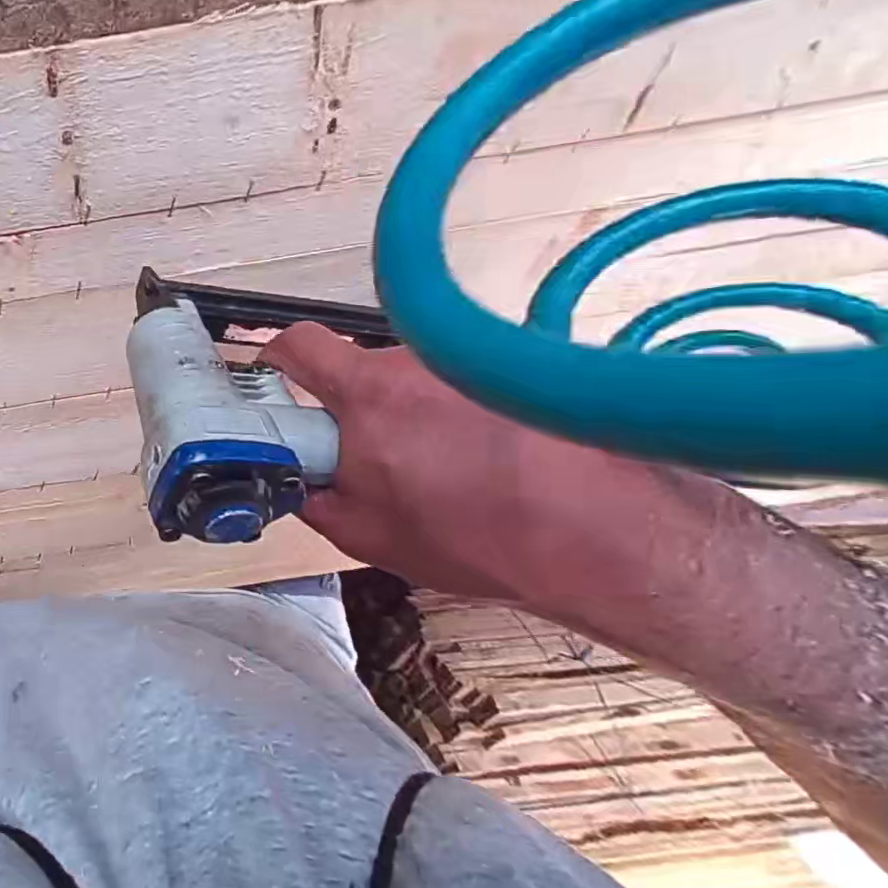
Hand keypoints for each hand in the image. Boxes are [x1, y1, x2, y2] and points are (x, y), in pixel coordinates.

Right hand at [260, 323, 709, 607]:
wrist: (613, 542)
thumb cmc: (485, 539)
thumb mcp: (364, 532)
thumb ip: (312, 494)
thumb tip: (295, 478)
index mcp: (368, 397)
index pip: (298, 344)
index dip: (276, 361)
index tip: (274, 381)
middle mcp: (416, 364)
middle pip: (354, 368)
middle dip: (349, 409)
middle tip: (366, 459)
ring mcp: (467, 365)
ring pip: (406, 380)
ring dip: (404, 415)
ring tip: (437, 469)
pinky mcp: (509, 373)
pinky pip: (453, 386)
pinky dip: (450, 417)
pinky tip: (479, 462)